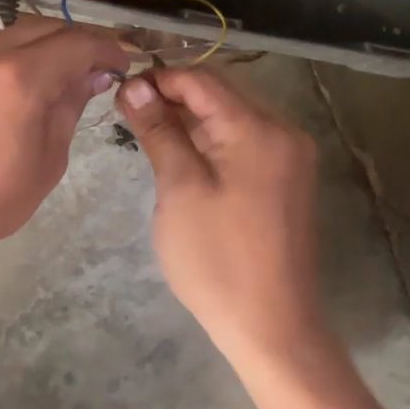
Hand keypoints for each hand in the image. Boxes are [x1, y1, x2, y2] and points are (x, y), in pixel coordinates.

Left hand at [0, 22, 128, 270]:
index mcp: (20, 77)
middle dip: (73, 42)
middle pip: (42, 28)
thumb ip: (70, 108)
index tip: (121, 61)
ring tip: (43, 83)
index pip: (78, 42)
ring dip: (32, 51)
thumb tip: (90, 75)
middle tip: (90, 67)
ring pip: (4, 37)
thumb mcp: (46, 162)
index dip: (107, 47)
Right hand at [118, 68, 325, 361]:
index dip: (159, 78)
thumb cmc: (218, 257)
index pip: (202, 80)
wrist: (272, 329)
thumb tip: (135, 85)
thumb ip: (158, 129)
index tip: (120, 91)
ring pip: (230, 116)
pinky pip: (243, 140)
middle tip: (128, 112)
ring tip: (147, 131)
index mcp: (259, 129)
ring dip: (189, 117)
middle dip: (173, 96)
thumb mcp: (179, 187)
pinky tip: (181, 153)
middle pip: (220, 94)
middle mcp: (283, 132)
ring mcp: (289, 157)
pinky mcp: (285, 179)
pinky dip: (210, 139)